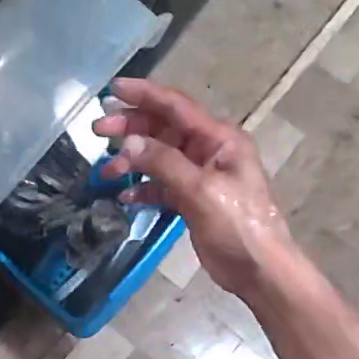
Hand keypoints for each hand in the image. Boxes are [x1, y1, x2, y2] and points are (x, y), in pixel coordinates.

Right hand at [94, 78, 295, 297]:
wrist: (260, 271)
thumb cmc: (238, 225)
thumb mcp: (201, 190)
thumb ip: (163, 163)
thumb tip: (127, 143)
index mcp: (219, 139)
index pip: (176, 107)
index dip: (144, 94)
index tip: (112, 88)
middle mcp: (209, 151)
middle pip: (163, 129)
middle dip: (131, 128)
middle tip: (98, 129)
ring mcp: (200, 176)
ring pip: (159, 157)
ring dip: (132, 161)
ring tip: (106, 171)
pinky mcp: (192, 200)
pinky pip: (162, 185)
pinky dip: (143, 188)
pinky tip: (125, 196)